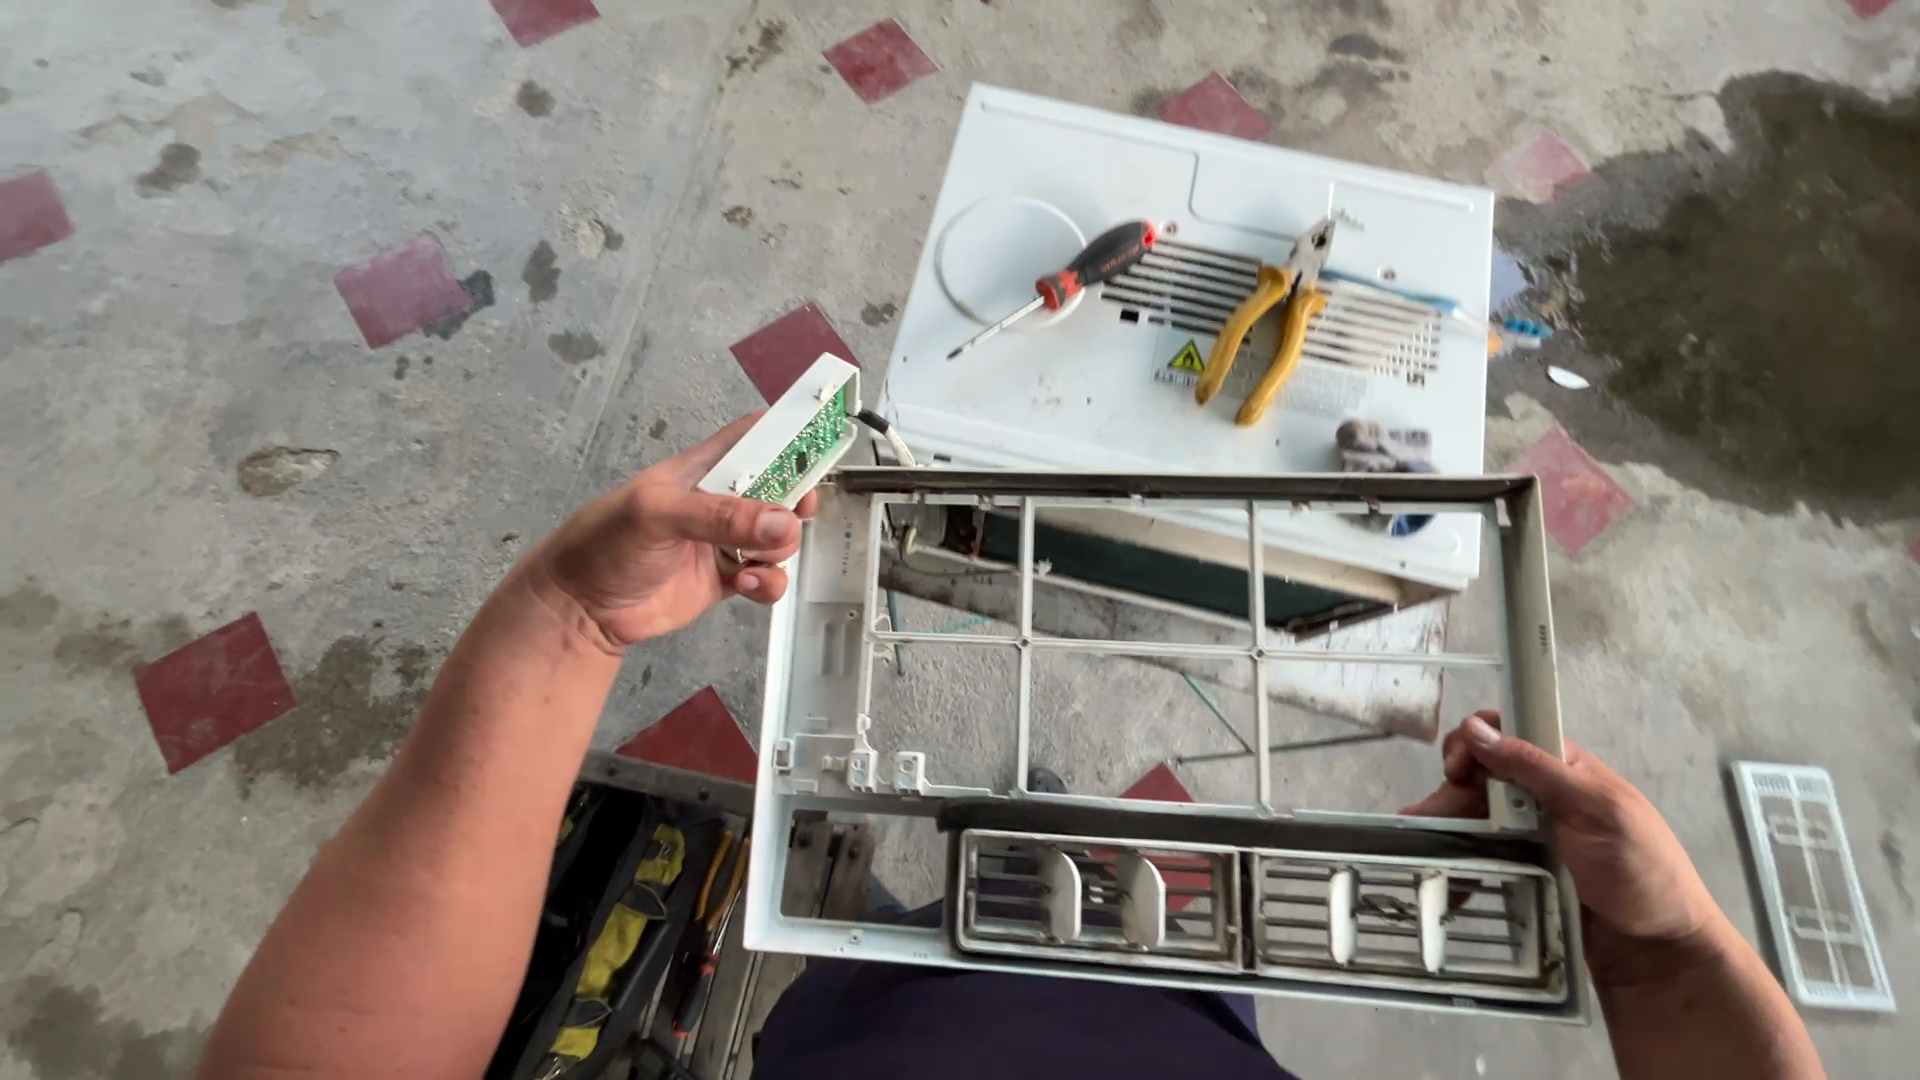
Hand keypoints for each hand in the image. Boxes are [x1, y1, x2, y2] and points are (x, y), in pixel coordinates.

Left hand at [524, 413, 818, 651]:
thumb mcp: (658, 514)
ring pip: (780, 537)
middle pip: (782, 489)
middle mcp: (722, 501)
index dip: (791, 434)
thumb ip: (720, 516)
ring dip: (780, 550)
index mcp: (705, 469)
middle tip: (800, 511)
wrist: (581, 608)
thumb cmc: (606, 542)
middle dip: (797, 499)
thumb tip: (783, 524)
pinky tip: (746, 586)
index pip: (757, 437)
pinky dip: (769, 584)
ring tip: (753, 561)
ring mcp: (726, 541)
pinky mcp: (728, 579)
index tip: (823, 441)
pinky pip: (768, 577)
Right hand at [1402, 711, 1730, 986]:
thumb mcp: (1596, 811)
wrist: (1659, 953)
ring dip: (1442, 820)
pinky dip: (1454, 850)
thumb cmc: (1641, 873)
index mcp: (1563, 769)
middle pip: (1478, 774)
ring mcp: (1527, 828)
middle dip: (1450, 791)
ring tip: (1417, 837)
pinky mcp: (1517, 861)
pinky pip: (1476, 845)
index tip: (1455, 769)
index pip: (1505, 734)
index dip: (1472, 741)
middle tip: (1426, 817)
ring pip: (1471, 810)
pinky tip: (1438, 861)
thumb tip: (1474, 727)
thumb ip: (1536, 767)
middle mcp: (1540, 792)